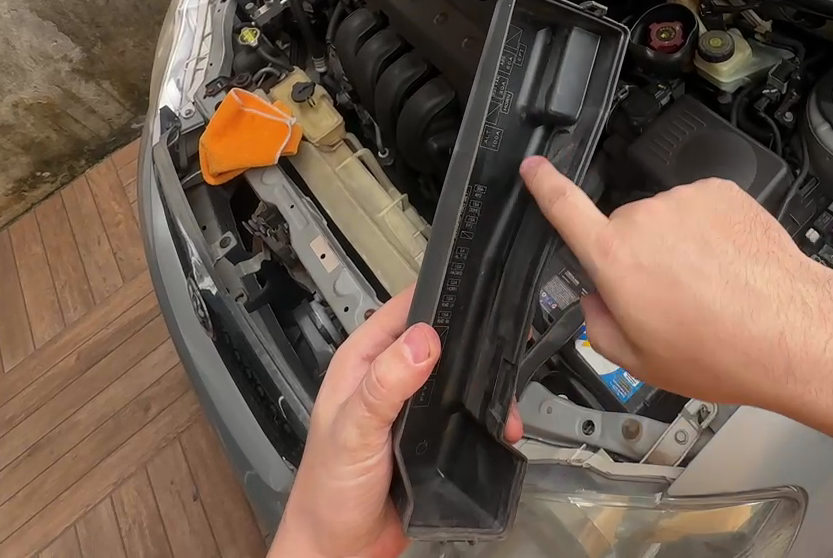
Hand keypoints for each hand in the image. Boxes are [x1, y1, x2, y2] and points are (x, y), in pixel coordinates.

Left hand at [270, 289, 523, 557]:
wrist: (340, 553)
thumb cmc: (328, 493)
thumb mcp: (354, 431)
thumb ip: (385, 384)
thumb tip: (423, 340)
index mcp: (363, 359)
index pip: (407, 308)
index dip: (439, 299)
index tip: (473, 299)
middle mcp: (389, 373)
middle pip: (439, 335)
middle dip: (471, 341)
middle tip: (501, 346)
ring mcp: (411, 402)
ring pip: (456, 371)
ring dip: (481, 379)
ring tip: (503, 389)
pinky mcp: (429, 430)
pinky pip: (462, 407)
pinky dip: (484, 411)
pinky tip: (498, 421)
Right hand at [519, 156, 832, 410]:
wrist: (791, 332)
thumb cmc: (720, 351)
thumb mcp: (641, 362)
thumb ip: (600, 325)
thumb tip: (597, 300)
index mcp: (616, 258)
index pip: (564, 209)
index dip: (543, 184)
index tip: (532, 166)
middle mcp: (645, 219)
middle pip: (626, 230)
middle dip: (639, 257)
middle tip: (674, 297)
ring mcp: (684, 200)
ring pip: (667, 220)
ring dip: (679, 245)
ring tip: (711, 286)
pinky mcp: (719, 192)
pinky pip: (700, 208)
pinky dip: (710, 231)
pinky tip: (729, 265)